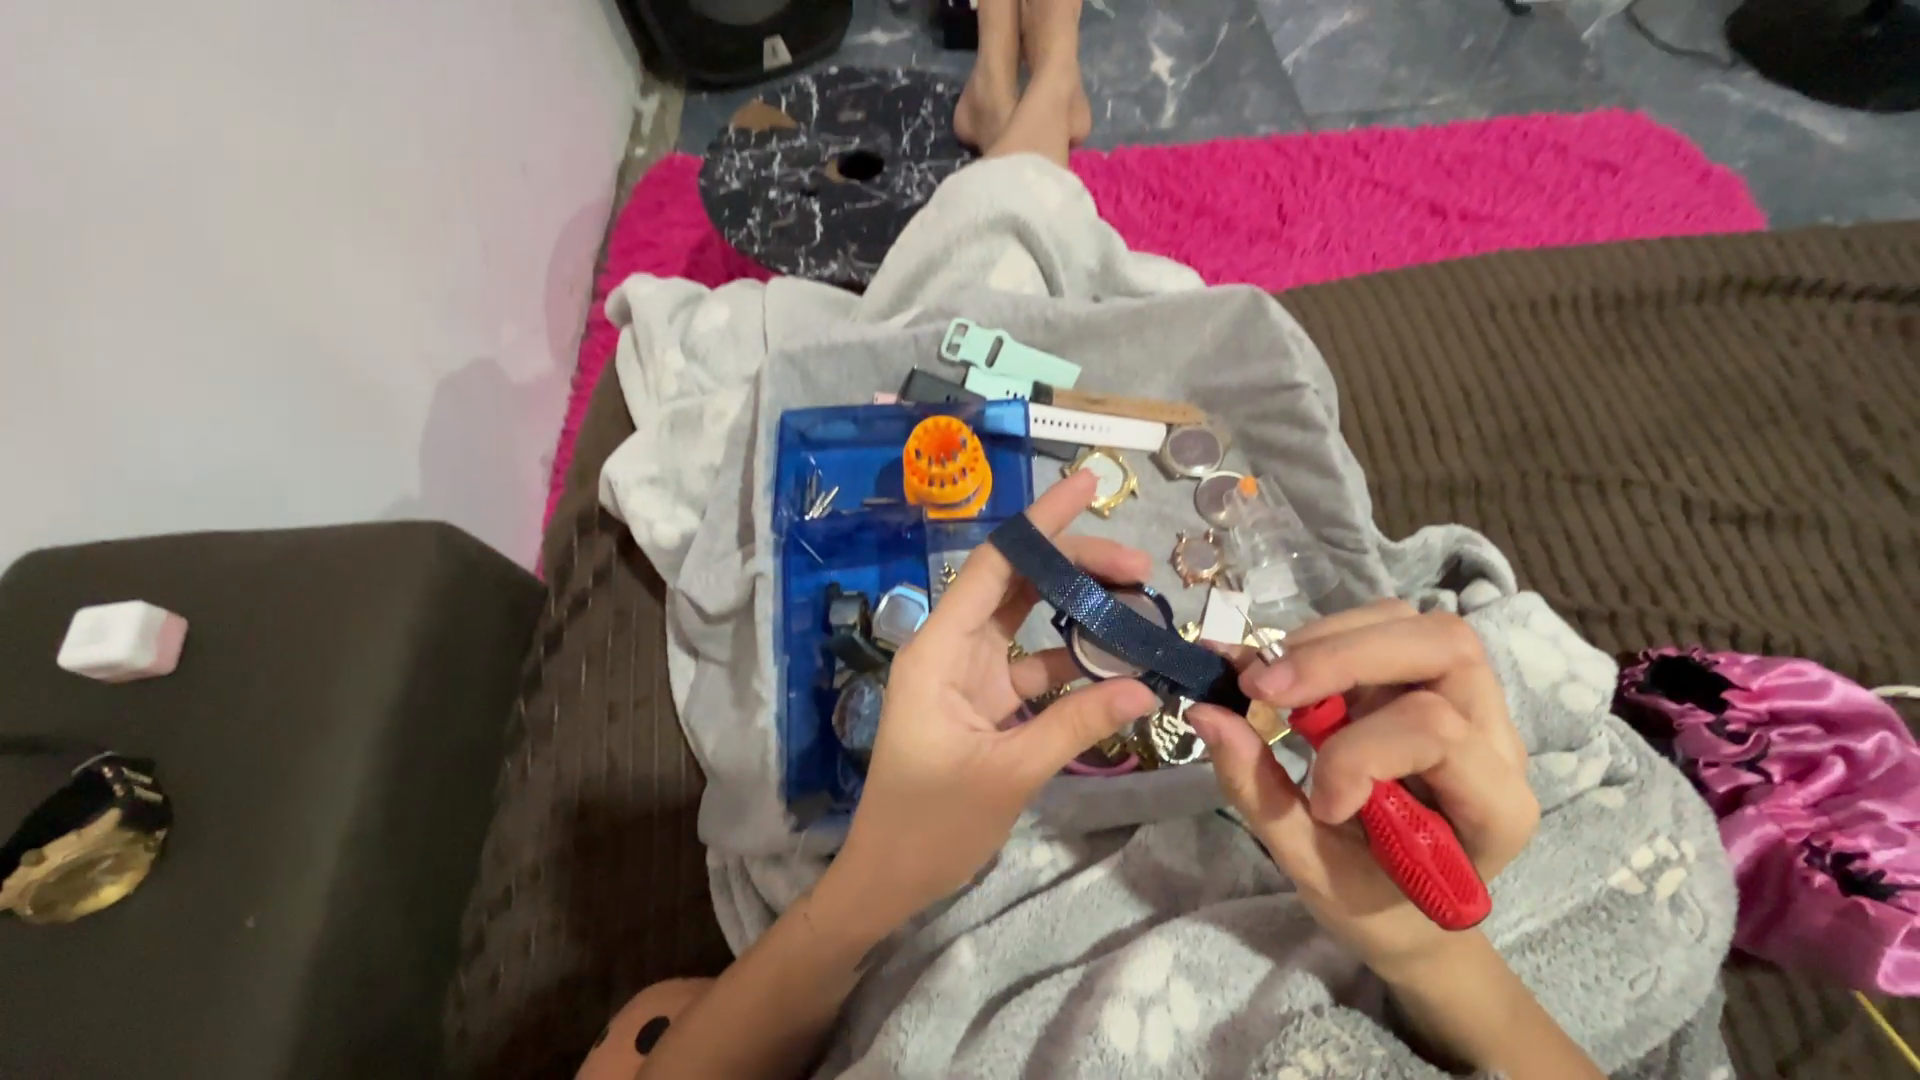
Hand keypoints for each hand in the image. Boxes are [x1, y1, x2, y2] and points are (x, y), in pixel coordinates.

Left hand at [826, 470, 1159, 930]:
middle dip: (1076, 567)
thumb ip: (1076, 724)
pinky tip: (1119, 664)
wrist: (890, 875)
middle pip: (1018, 584)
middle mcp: (952, 646)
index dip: (1042, 522)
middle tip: (1140, 565)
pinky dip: (1074, 663)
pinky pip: (1035, 667)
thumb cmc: (931, 822)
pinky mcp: (985, 702)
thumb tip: (1147, 687)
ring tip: (1140, 608)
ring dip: (1080, 613)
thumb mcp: (1008, 771)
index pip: (996, 564)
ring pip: (1030, 623)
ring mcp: (970, 673)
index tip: (1089, 486)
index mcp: (940, 647)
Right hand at [1185, 600, 1538, 983]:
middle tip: (1259, 686)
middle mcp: (1495, 738)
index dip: (1357, 751)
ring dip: (1328, 639)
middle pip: (1441, 644)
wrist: (1410, 914)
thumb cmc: (1374, 903)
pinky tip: (1290, 674)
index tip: (1318, 801)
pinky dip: (1325, 639)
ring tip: (1270, 679)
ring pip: (1411, 623)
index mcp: (1492, 805)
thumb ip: (1259, 789)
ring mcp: (1463, 702)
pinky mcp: (1421, 685)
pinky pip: (1384, 629)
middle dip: (1339, 655)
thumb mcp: (1313, 867)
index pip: (1434, 731)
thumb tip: (1204, 711)